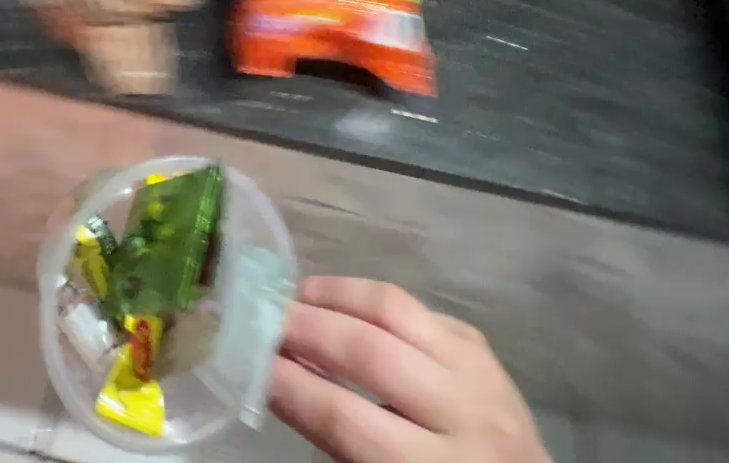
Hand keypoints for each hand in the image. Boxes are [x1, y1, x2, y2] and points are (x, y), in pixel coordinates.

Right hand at [268, 277, 551, 462]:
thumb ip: (338, 433)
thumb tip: (279, 374)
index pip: (345, 418)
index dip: (290, 385)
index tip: (248, 361)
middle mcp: (462, 415)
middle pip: (369, 352)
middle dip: (305, 329)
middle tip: (262, 318)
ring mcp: (478, 370)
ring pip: (394, 308)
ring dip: (335, 296)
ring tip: (297, 296)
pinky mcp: (480, 344)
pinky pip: (416, 307)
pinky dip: (370, 300)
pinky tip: (342, 304)